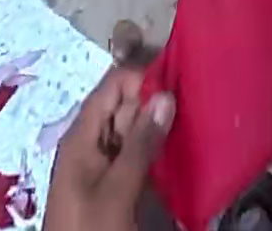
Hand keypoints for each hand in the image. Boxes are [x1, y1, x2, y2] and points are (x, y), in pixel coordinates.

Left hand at [43, 65, 174, 230]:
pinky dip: (157, 145)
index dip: (144, 79)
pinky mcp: (115, 182)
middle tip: (189, 106)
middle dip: (156, 101)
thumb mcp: (117, 192)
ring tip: (188, 123)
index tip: (177, 85)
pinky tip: (178, 147)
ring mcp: (103, 163)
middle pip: (126, 103)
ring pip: (135, 126)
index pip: (114, 85)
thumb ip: (141, 142)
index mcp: (82, 136)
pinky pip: (138, 150)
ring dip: (159, 123)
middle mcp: (92, 142)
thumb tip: (166, 93)